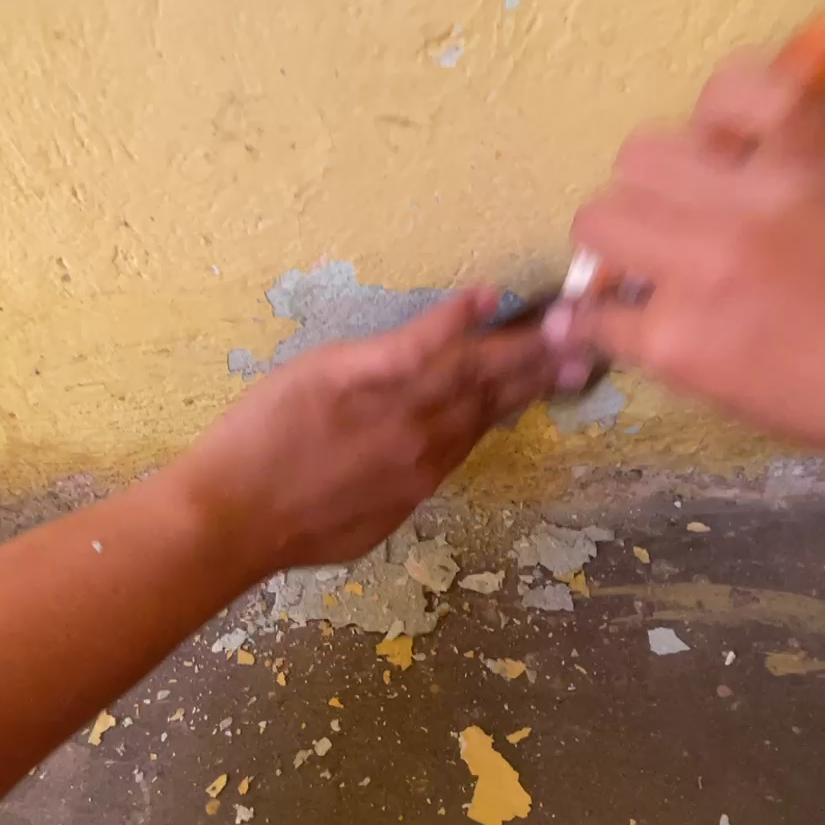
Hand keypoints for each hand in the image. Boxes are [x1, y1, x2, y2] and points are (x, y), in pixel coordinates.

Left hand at [167, 290, 554, 572]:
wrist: (233, 518)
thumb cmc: (292, 527)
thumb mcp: (366, 522)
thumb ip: (405, 486)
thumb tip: (431, 463)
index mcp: (426, 470)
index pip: (485, 421)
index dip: (525, 396)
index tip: (559, 375)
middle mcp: (426, 438)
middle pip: (493, 393)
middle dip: (543, 367)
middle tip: (590, 341)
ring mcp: (394, 406)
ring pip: (469, 369)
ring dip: (519, 343)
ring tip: (562, 319)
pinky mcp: (357, 376)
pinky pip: (416, 343)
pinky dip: (454, 320)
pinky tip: (488, 297)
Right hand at [546, 55, 824, 477]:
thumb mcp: (733, 399)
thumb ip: (663, 348)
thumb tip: (608, 314)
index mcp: (680, 342)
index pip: (595, 307)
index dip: (600, 307)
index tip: (612, 301)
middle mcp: (703, 263)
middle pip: (599, 217)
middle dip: (615, 239)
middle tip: (655, 245)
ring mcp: (760, 198)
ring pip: (643, 150)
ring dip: (658, 179)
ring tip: (701, 191)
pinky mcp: (820, 145)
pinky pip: (735, 87)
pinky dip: (727, 109)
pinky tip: (745, 140)